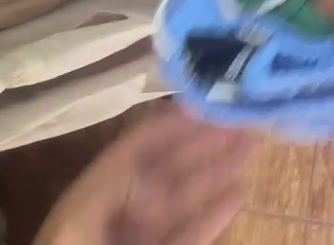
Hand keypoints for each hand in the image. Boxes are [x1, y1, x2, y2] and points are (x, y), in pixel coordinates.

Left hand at [35, 102, 256, 244]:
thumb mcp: (82, 230)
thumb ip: (127, 198)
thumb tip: (161, 168)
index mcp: (87, 207)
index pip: (133, 151)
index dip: (170, 124)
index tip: (209, 102)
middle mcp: (111, 221)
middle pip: (161, 171)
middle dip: (200, 142)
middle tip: (242, 117)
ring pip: (178, 202)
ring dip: (214, 172)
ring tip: (250, 145)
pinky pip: (184, 236)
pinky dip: (210, 217)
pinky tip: (239, 195)